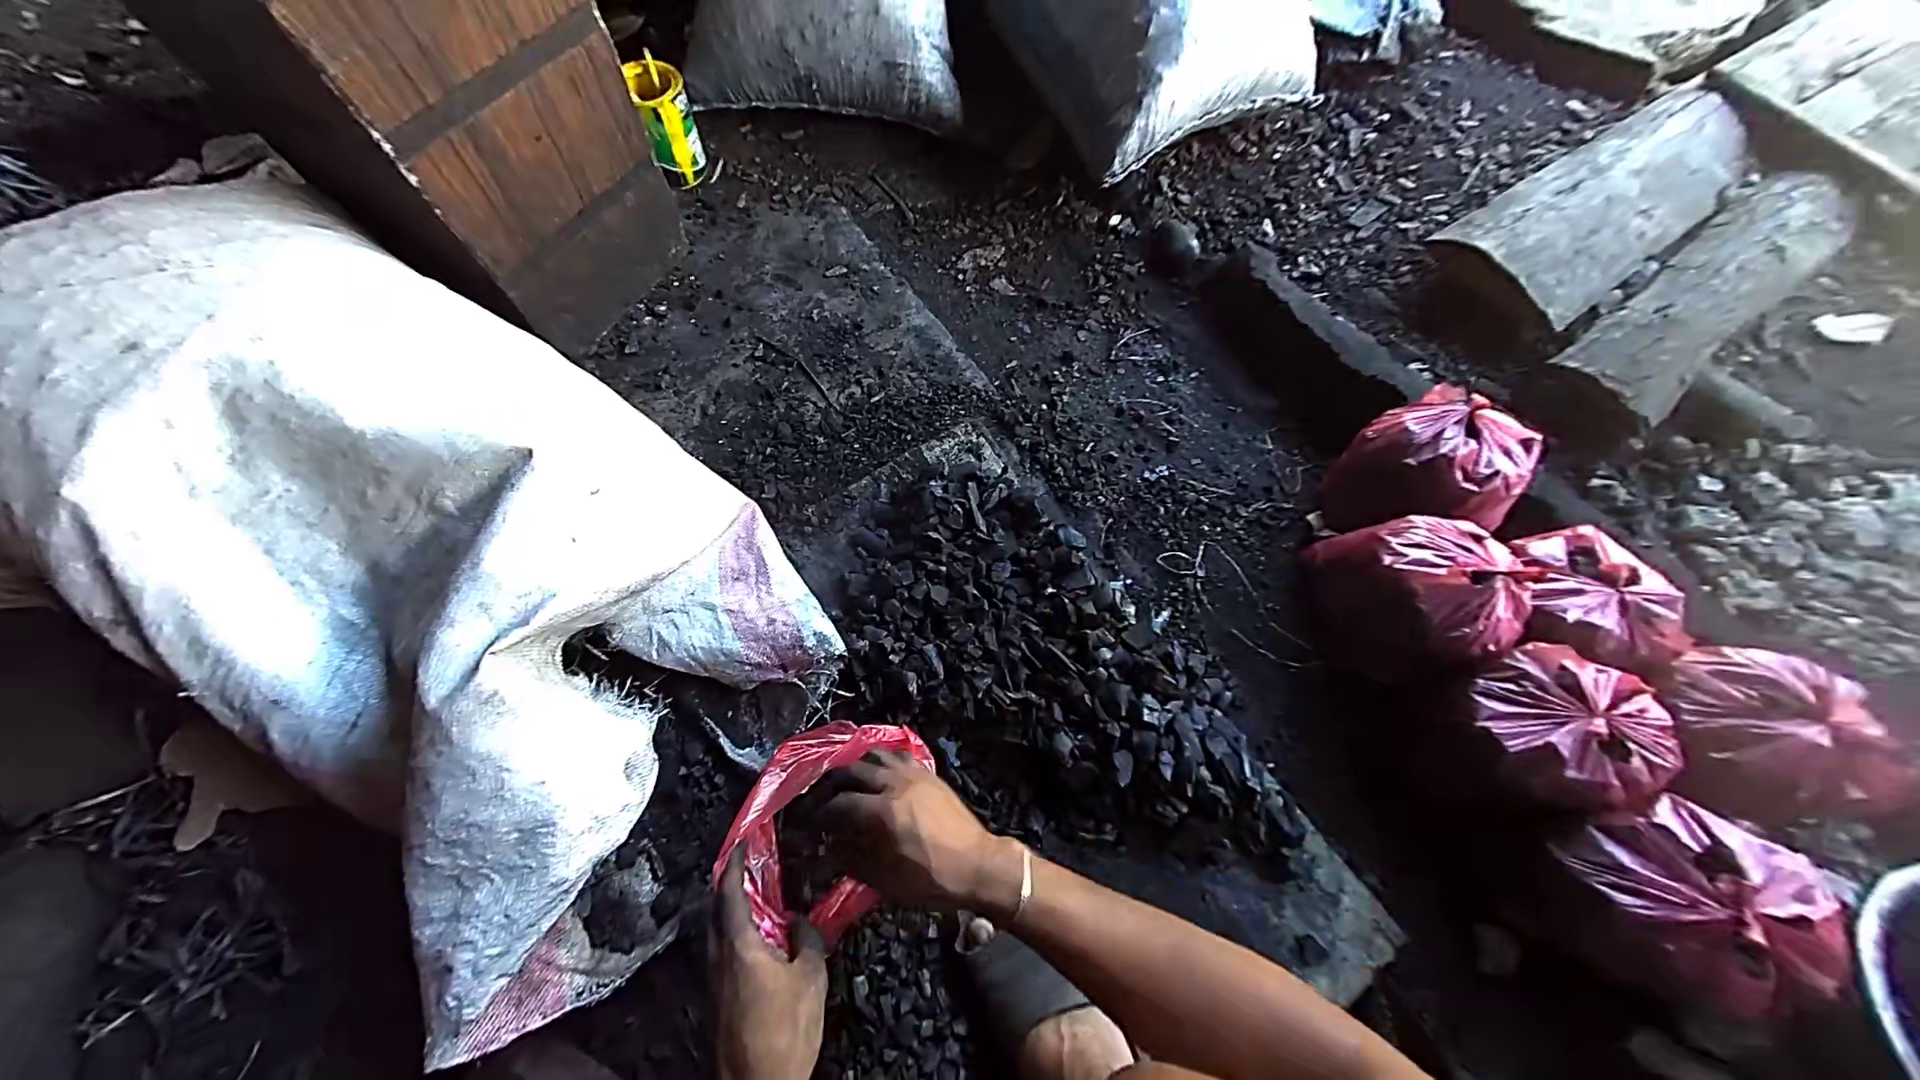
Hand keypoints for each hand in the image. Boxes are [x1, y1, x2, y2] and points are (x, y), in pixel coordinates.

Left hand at [710, 848, 825, 1079]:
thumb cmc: (785, 1030)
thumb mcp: (810, 978)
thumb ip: (807, 939)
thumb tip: (799, 922)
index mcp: (738, 944)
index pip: (729, 890)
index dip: (734, 861)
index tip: (743, 839)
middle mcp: (718, 956)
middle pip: (718, 907)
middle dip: (732, 880)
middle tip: (753, 861)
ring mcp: (714, 978)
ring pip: (719, 929)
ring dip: (735, 906)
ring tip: (761, 892)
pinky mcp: (719, 997)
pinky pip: (725, 948)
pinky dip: (739, 929)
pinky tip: (762, 935)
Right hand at [819, 750, 1024, 915]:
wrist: (978, 865)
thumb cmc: (931, 880)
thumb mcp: (885, 880)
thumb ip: (851, 859)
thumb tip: (828, 845)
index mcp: (883, 812)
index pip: (837, 805)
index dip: (816, 815)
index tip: (804, 824)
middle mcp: (895, 783)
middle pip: (848, 772)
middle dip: (827, 786)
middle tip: (816, 801)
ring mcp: (913, 773)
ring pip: (872, 756)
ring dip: (852, 768)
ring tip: (842, 785)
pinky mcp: (926, 772)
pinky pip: (895, 756)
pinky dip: (878, 762)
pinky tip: (873, 775)